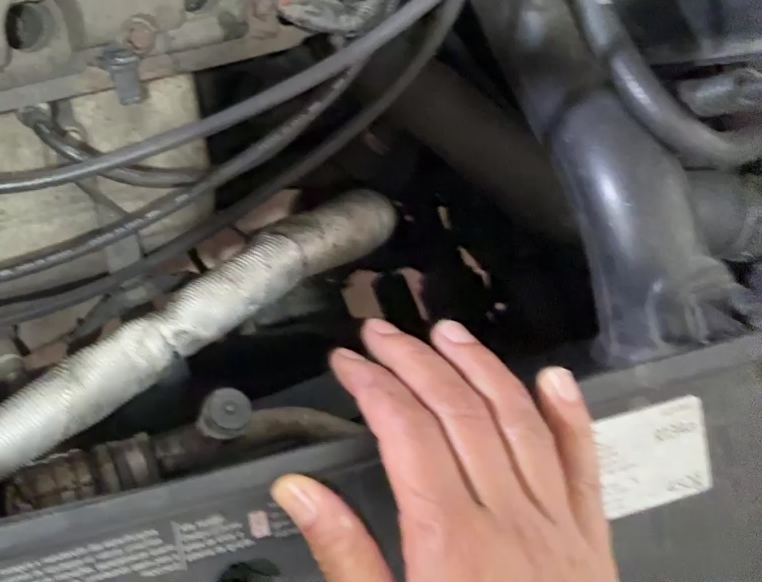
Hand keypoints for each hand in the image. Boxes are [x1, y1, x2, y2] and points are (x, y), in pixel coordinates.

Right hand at [271, 319, 615, 581]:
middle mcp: (511, 525)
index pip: (408, 431)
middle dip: (415, 360)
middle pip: (461, 414)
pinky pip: (584, 470)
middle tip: (378, 332)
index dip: (372, 383)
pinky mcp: (592, 547)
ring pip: (522, 426)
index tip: (343, 361)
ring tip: (447, 332)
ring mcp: (559, 532)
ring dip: (482, 369)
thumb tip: (294, 488)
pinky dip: (571, 419)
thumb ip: (344, 554)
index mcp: (454, 541)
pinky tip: (554, 381)